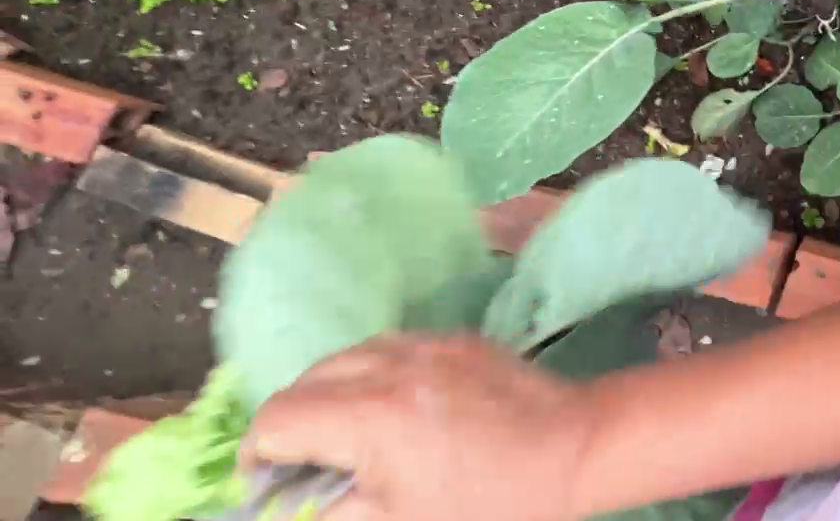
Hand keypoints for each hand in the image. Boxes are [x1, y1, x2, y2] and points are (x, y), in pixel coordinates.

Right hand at [244, 334, 594, 520]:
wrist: (575, 445)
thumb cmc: (489, 498)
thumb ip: (329, 510)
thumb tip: (291, 500)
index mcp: (374, 412)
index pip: (279, 415)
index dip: (259, 457)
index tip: (273, 489)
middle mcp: (401, 364)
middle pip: (310, 377)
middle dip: (293, 421)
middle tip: (307, 467)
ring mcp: (438, 344)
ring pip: (354, 353)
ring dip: (333, 391)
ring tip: (348, 438)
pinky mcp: (466, 339)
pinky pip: (399, 344)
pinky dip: (377, 371)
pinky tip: (393, 408)